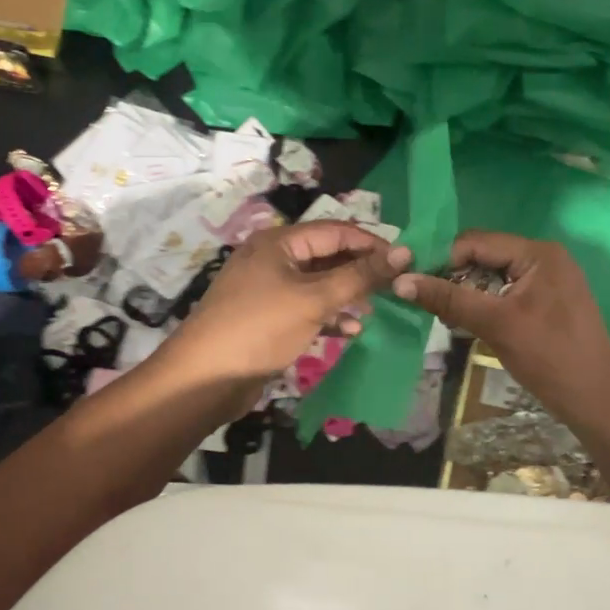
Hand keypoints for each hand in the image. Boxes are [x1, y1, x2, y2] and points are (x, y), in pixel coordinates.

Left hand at [163, 221, 411, 389]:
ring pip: (319, 284)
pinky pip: (306, 308)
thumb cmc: (260, 328)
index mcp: (279, 242)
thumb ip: (361, 276)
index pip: (336, 231)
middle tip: (396, 286)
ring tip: (375, 310)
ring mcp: (268, 289)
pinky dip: (329, 316)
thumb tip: (403, 252)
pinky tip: (350, 331)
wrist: (205, 378)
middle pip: (327, 255)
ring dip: (347, 295)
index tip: (405, 260)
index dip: (372, 243)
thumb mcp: (315, 299)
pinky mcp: (267, 317)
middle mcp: (273, 259)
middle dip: (361, 271)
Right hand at [391, 231, 609, 418]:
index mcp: (538, 253)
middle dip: (454, 277)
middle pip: (485, 256)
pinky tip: (470, 324)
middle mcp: (545, 257)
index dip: (442, 259)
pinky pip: (507, 292)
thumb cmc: (548, 356)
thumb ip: (449, 299)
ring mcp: (549, 280)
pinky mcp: (548, 301)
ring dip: (468, 293)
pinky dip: (486, 304)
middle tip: (428, 304)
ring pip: (493, 276)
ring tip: (448, 319)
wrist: (594, 399)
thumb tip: (401, 282)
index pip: (477, 242)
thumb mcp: (495, 324)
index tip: (412, 282)